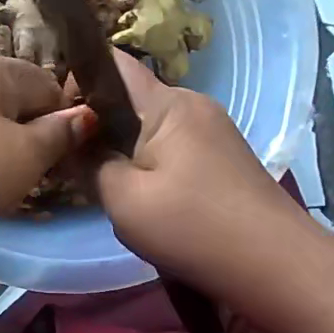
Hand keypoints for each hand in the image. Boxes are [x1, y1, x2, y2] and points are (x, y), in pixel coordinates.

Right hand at [87, 50, 305, 282]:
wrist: (276, 267)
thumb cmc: (192, 226)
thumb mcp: (123, 198)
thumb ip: (91, 163)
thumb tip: (78, 144)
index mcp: (169, 104)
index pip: (113, 65)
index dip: (77, 81)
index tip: (56, 118)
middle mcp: (193, 106)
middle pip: (130, 100)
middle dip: (97, 124)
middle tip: (70, 160)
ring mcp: (212, 131)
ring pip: (149, 127)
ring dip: (122, 148)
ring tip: (101, 183)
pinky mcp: (221, 159)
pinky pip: (171, 147)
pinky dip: (147, 163)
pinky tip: (141, 196)